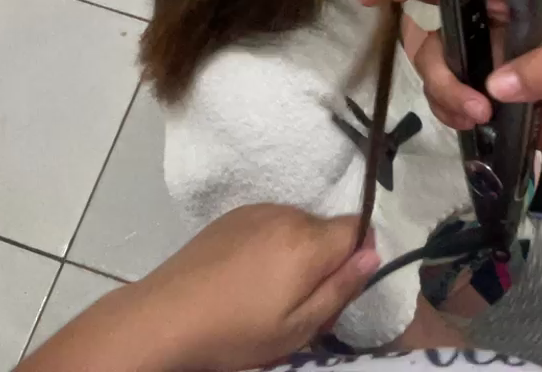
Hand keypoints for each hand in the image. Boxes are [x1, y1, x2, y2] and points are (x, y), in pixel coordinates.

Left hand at [126, 205, 380, 369]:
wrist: (168, 315)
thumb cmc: (238, 331)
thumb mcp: (297, 327)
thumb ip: (340, 288)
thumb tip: (373, 254)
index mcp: (307, 241)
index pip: (357, 227)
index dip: (359, 255)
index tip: (341, 287)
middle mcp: (287, 214)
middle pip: (327, 231)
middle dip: (326, 262)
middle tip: (303, 305)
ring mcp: (258, 210)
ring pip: (298, 227)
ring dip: (298, 253)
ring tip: (270, 293)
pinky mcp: (234, 215)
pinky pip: (271, 223)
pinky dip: (272, 245)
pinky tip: (248, 277)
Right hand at [375, 0, 541, 157]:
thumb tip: (496, 84)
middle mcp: (485, 14)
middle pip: (431, 13)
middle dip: (428, 52)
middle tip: (446, 83)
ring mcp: (472, 50)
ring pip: (430, 56)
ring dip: (444, 88)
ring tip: (477, 116)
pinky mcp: (466, 85)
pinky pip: (436, 90)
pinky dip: (447, 109)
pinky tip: (473, 124)